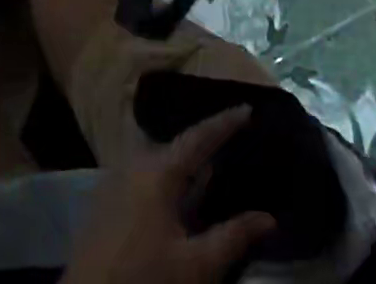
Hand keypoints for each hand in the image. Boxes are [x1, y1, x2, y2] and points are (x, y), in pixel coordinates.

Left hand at [60, 106, 276, 283]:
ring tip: (214, 160)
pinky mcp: (107, 197)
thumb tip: (268, 217)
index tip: (248, 108)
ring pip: (158, 159)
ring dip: (185, 161)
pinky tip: (182, 191)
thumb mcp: (197, 265)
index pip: (197, 138)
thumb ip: (233, 237)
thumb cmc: (146, 279)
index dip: (223, 123)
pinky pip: (144, 173)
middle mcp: (133, 164)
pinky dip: (168, 175)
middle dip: (204, 141)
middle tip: (234, 136)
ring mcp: (115, 178)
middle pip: (176, 145)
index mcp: (156, 171)